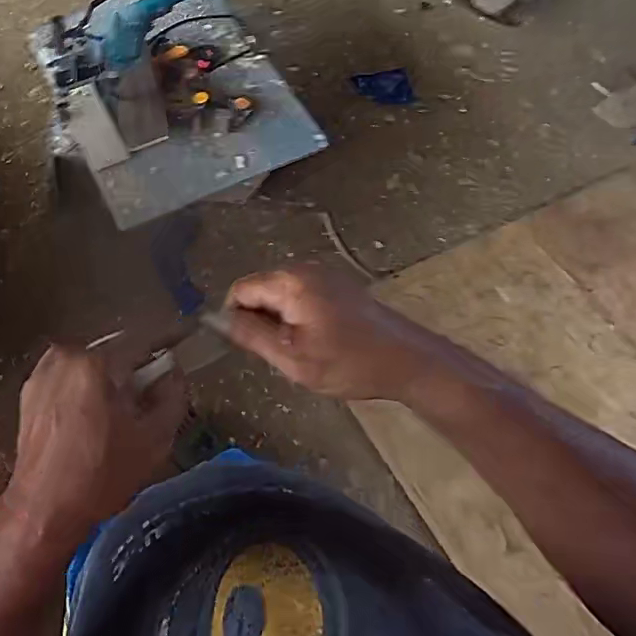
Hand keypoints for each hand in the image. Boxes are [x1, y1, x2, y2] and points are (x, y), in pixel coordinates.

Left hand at [3, 344, 190, 545]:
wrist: (45, 503)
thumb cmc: (100, 474)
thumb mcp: (153, 439)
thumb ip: (171, 397)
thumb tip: (172, 372)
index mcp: (93, 362)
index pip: (138, 341)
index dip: (163, 348)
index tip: (178, 350)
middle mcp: (63, 356)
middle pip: (111, 353)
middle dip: (130, 373)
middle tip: (144, 403)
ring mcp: (42, 371)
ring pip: (87, 366)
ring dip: (105, 382)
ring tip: (114, 420)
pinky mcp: (29, 388)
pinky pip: (66, 379)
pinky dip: (81, 391)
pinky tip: (88, 423)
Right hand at [224, 264, 455, 401]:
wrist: (417, 366)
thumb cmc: (352, 364)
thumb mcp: (293, 358)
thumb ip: (250, 335)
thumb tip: (217, 319)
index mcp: (289, 282)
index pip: (239, 290)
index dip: (238, 318)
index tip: (255, 345)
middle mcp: (303, 269)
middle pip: (259, 290)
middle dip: (262, 319)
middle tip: (285, 350)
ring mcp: (324, 275)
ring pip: (278, 296)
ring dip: (281, 320)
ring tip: (306, 347)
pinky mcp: (338, 285)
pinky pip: (300, 296)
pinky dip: (300, 316)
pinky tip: (321, 339)